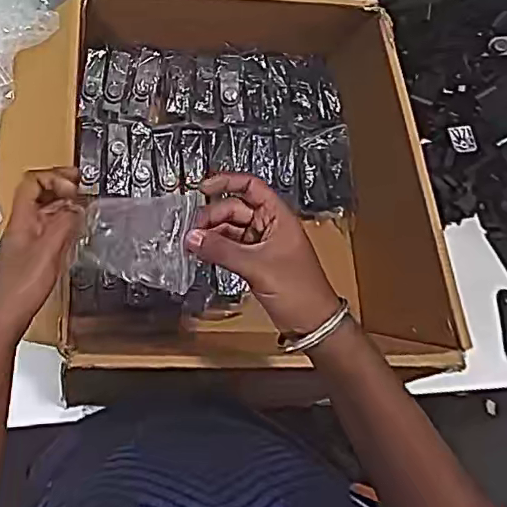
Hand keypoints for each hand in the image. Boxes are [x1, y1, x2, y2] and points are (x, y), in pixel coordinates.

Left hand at [0, 168, 86, 341]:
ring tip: (82, 203)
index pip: (32, 181)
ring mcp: (24, 239)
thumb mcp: (48, 251)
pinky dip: (62, 220)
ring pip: (43, 209)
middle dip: (61, 184)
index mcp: (20, 220)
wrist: (4, 319)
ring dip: (63, 202)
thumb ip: (64, 224)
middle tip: (82, 184)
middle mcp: (21, 226)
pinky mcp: (30, 253)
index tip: (74, 186)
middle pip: (38, 192)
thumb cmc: (18, 290)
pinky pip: (47, 226)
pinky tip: (74, 227)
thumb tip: (77, 206)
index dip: (55, 177)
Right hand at [186, 173, 338, 335]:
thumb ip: (222, 250)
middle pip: (235, 208)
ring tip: (193, 242)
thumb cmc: (299, 290)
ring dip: (212, 233)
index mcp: (278, 215)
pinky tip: (203, 252)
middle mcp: (269, 224)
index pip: (250, 186)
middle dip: (213, 215)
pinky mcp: (255, 260)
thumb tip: (193, 237)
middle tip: (194, 230)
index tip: (204, 187)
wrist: (313, 324)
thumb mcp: (258, 266)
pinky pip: (231, 246)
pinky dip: (217, 248)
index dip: (227, 182)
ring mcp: (262, 243)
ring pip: (231, 228)